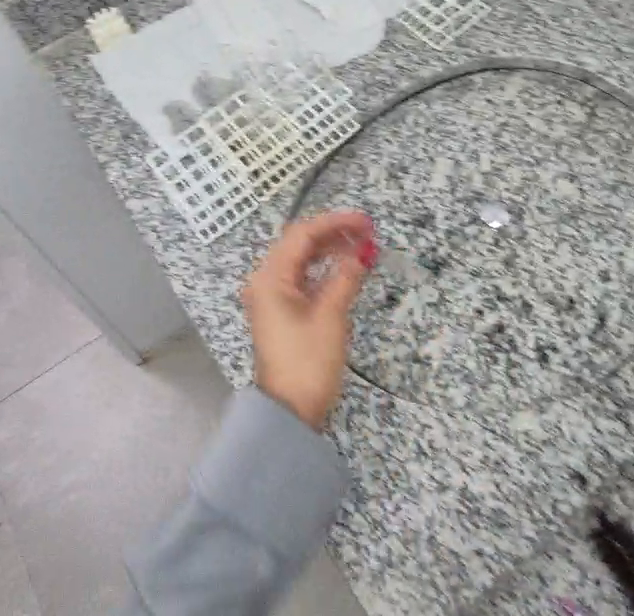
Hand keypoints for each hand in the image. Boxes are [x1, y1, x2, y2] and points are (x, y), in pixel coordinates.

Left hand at [242, 210, 374, 430]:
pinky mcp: (281, 311)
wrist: (289, 411)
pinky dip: (324, 270)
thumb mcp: (331, 316)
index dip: (335, 222)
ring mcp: (271, 297)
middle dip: (333, 234)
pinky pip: (302, 278)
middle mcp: (265, 281)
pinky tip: (346, 269)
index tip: (366, 222)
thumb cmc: (308, 362)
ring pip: (301, 260)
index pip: (302, 234)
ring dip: (330, 250)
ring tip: (362, 248)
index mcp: (270, 277)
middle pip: (299, 243)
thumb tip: (361, 253)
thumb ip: (345, 278)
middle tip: (368, 233)